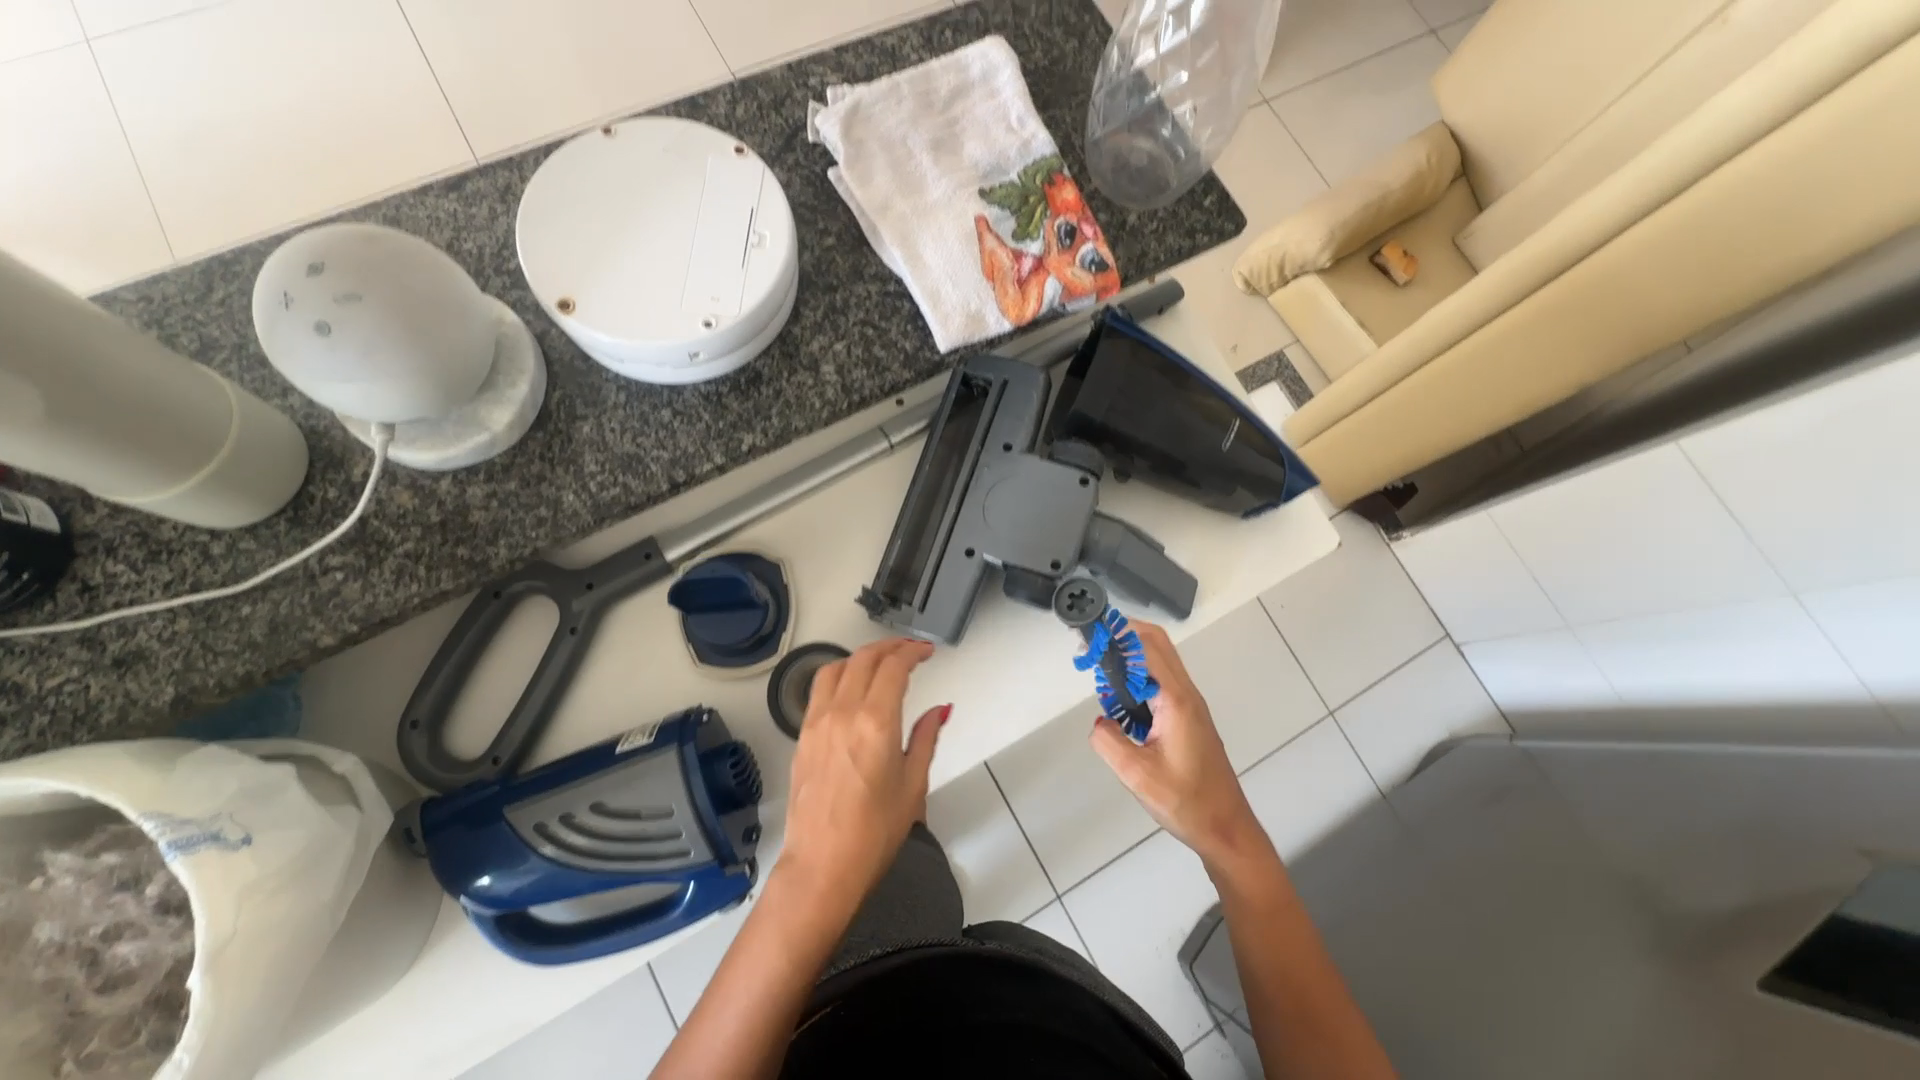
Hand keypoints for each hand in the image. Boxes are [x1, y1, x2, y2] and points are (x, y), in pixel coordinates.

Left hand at [776, 638, 948, 915]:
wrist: (822, 866)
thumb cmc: (874, 833)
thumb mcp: (913, 785)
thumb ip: (925, 739)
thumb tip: (940, 710)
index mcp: (875, 722)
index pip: (893, 667)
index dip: (912, 652)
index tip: (926, 652)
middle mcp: (841, 713)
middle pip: (862, 660)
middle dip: (888, 648)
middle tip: (909, 651)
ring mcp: (816, 723)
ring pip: (834, 669)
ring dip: (859, 658)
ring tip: (879, 663)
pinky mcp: (802, 738)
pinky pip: (819, 692)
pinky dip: (839, 677)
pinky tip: (852, 689)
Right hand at [1088, 621, 1269, 869]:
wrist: (1226, 827)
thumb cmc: (1185, 802)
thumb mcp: (1137, 775)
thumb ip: (1109, 742)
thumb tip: (1099, 722)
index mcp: (1175, 701)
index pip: (1146, 648)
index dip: (1117, 634)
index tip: (1089, 636)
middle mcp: (1186, 695)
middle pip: (1157, 644)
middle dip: (1124, 636)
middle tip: (1092, 648)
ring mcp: (1190, 706)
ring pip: (1160, 662)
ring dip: (1131, 657)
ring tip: (1101, 673)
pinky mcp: (1189, 718)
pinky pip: (1162, 683)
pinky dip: (1139, 678)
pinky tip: (1120, 702)